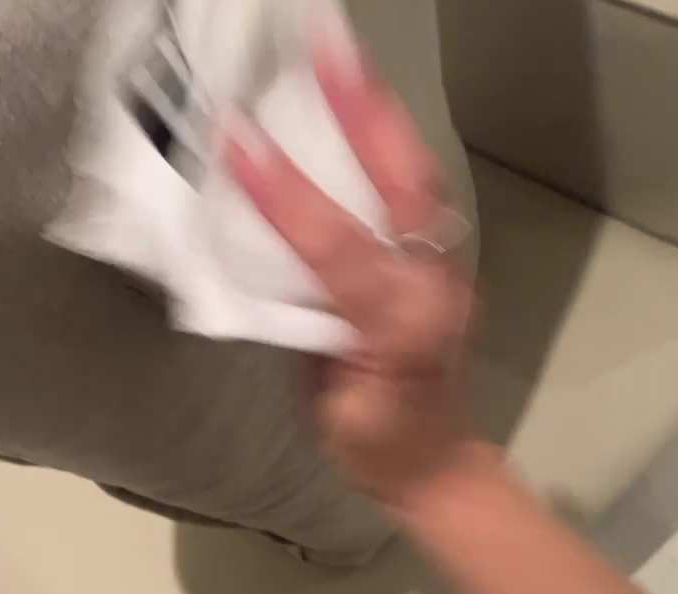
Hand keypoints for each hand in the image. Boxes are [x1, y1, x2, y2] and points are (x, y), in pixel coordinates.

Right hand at [224, 31, 484, 509]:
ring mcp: (439, 269)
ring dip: (378, 117)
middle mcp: (432, 279)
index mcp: (402, 319)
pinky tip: (354, 124)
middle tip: (326, 45)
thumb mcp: (334, 403)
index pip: (339, 247)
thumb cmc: (378, 444)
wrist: (431, 465)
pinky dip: (383, 151)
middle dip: (366, 111)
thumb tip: (264, 271)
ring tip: (339, 63)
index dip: (288, 198)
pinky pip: (407, 199)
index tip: (238, 144)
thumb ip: (309, 335)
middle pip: (405, 180)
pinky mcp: (433, 268)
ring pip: (413, 178)